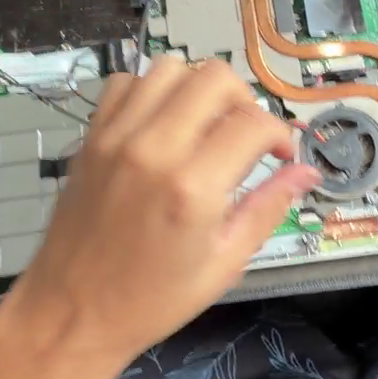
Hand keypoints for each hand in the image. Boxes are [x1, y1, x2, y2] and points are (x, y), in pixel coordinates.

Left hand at [1, 56, 317, 369]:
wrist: (71, 311)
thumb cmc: (152, 300)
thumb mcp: (223, 264)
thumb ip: (267, 208)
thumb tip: (306, 172)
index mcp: (193, 188)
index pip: (253, 122)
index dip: (279, 133)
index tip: (279, 155)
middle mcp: (154, 148)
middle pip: (215, 77)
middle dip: (244, 99)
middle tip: (244, 135)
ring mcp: (117, 135)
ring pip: (170, 67)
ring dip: (197, 88)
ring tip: (203, 125)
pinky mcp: (92, 135)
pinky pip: (126, 82)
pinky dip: (151, 91)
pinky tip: (161, 123)